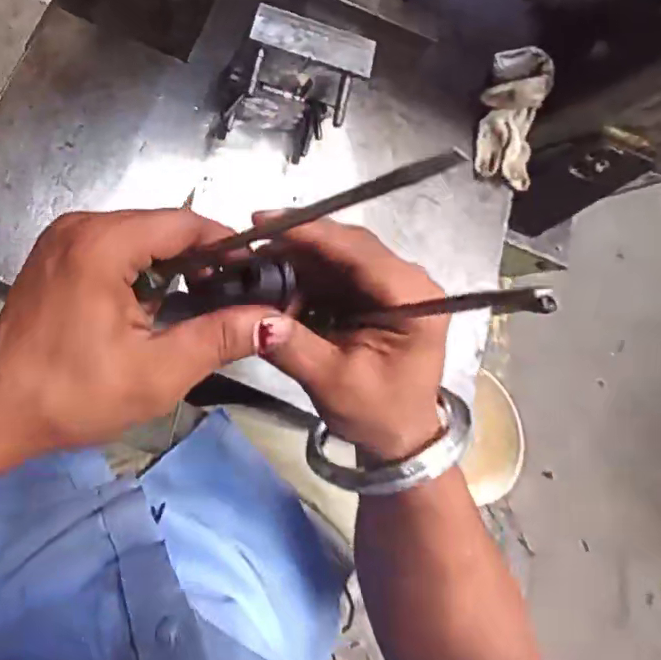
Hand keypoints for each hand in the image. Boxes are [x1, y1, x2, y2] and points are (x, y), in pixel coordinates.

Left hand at [0, 209, 279, 453]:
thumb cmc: (72, 393)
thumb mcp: (156, 371)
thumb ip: (218, 338)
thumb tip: (274, 322)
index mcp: (103, 243)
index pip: (183, 223)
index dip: (225, 244)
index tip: (253, 273)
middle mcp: (81, 226)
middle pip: (160, 225)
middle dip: (199, 256)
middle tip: (230, 294)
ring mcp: (63, 237)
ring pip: (138, 236)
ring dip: (170, 263)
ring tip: (198, 302)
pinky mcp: (55, 253)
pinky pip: (113, 246)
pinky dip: (140, 268)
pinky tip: (153, 302)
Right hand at [253, 217, 447, 459]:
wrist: (399, 437)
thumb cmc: (378, 413)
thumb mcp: (334, 383)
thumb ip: (295, 347)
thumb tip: (255, 318)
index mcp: (412, 297)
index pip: (359, 250)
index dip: (311, 232)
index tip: (265, 222)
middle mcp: (405, 280)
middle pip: (346, 244)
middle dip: (296, 240)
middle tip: (248, 238)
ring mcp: (387, 284)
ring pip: (335, 253)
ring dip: (295, 256)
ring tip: (252, 260)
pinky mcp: (369, 292)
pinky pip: (331, 270)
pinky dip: (301, 273)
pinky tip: (272, 278)